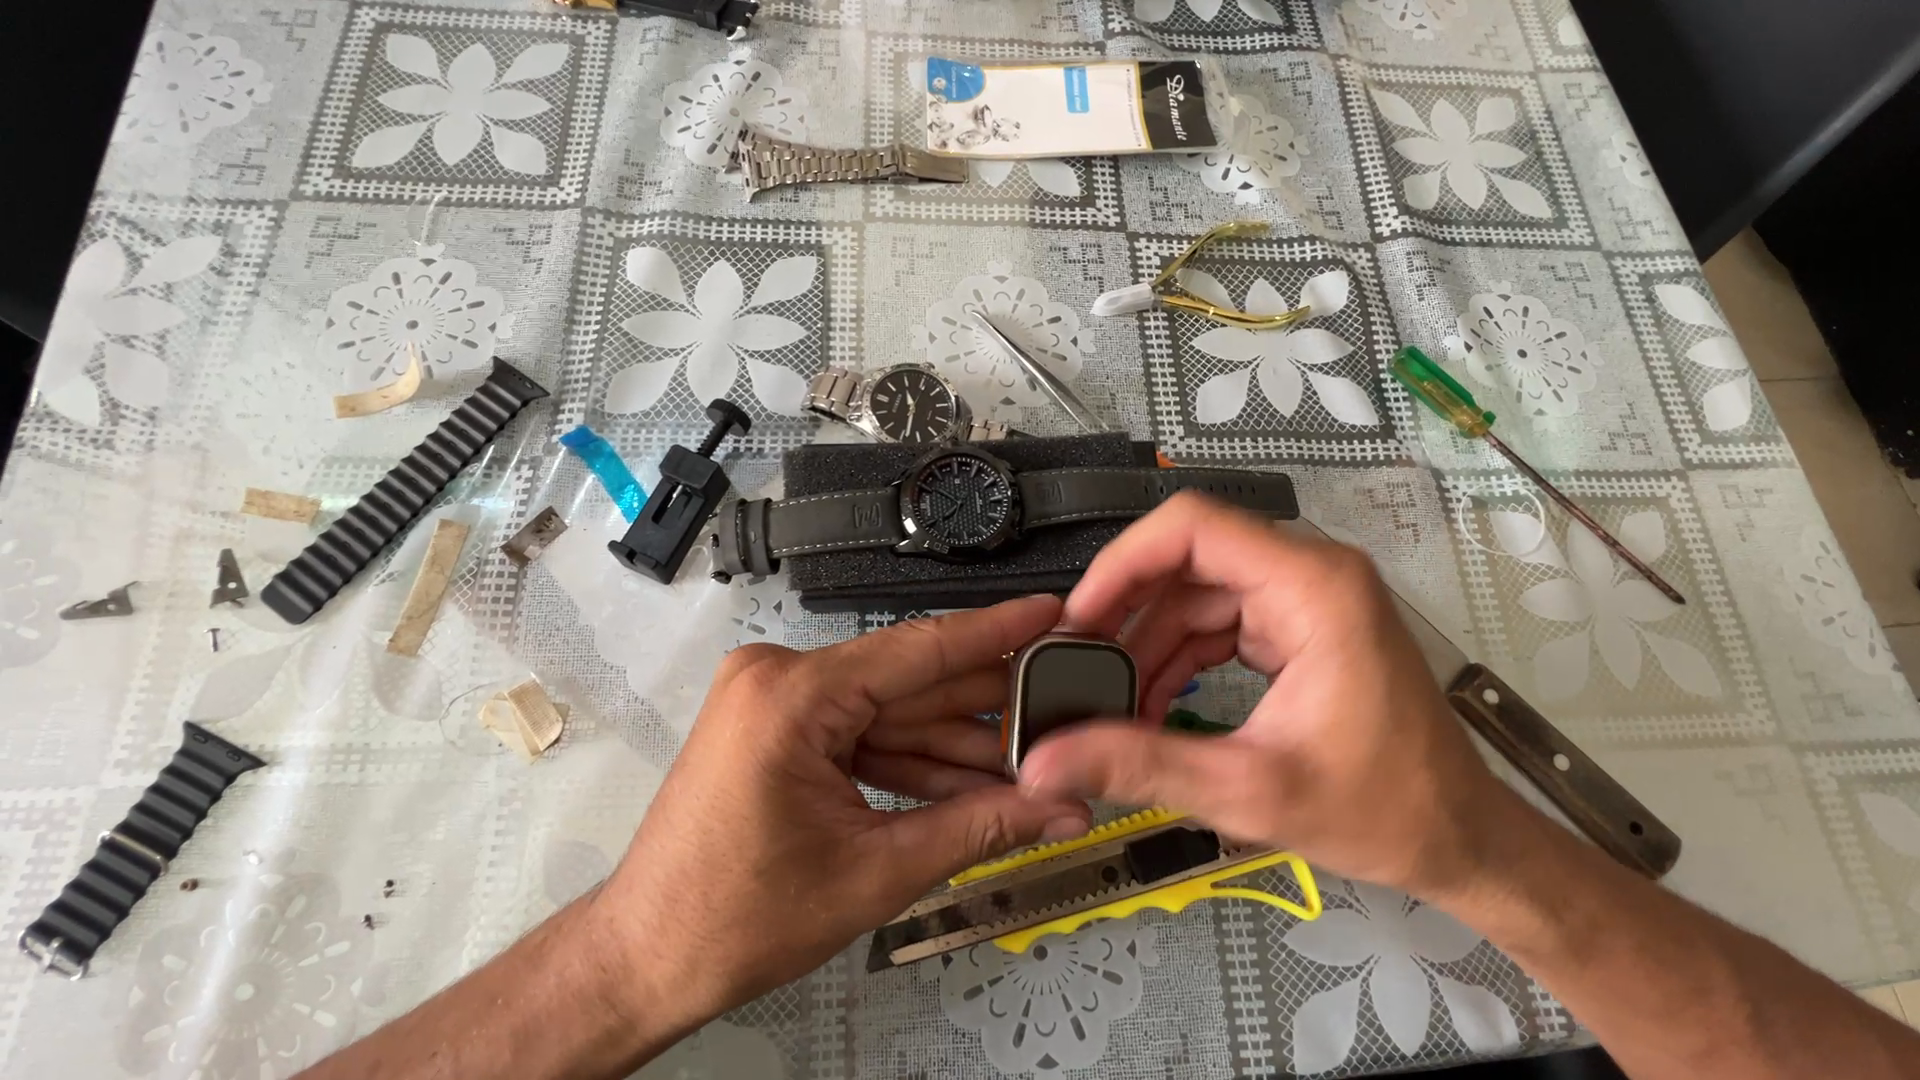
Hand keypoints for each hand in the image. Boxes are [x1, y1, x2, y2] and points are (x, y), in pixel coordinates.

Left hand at [596, 596, 1091, 1041]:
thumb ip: (979, 828)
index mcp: (790, 695)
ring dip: (956, 744)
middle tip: (1055, 718)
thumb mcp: (876, 870)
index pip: (919, 647)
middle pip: (911, 682)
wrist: (648, 959)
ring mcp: (776, 703)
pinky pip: (864, 732)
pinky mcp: (780, 730)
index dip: (996, 631)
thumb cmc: (726, 918)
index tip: (1046, 614)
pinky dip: (913, 760)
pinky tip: (970, 784)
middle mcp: (778, 680)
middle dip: (985, 710)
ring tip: (1025, 768)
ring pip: (892, 711)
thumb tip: (1052, 807)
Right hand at [1018, 493, 1520, 899]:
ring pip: (1194, 594)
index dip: (1123, 562)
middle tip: (1077, 662)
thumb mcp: (1250, 791)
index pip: (1193, 526)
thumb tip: (1044, 761)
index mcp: (1313, 586)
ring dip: (1147, 643)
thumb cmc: (1382, 811)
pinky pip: (1217, 622)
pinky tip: (1149, 705)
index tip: (1079, 619)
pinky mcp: (1297, 627)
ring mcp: (1304, 598)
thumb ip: (1140, 765)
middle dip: (1126, 610)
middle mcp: (1309, 574)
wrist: (1462, 842)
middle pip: (1187, 558)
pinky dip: (1176, 658)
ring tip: (1107, 698)